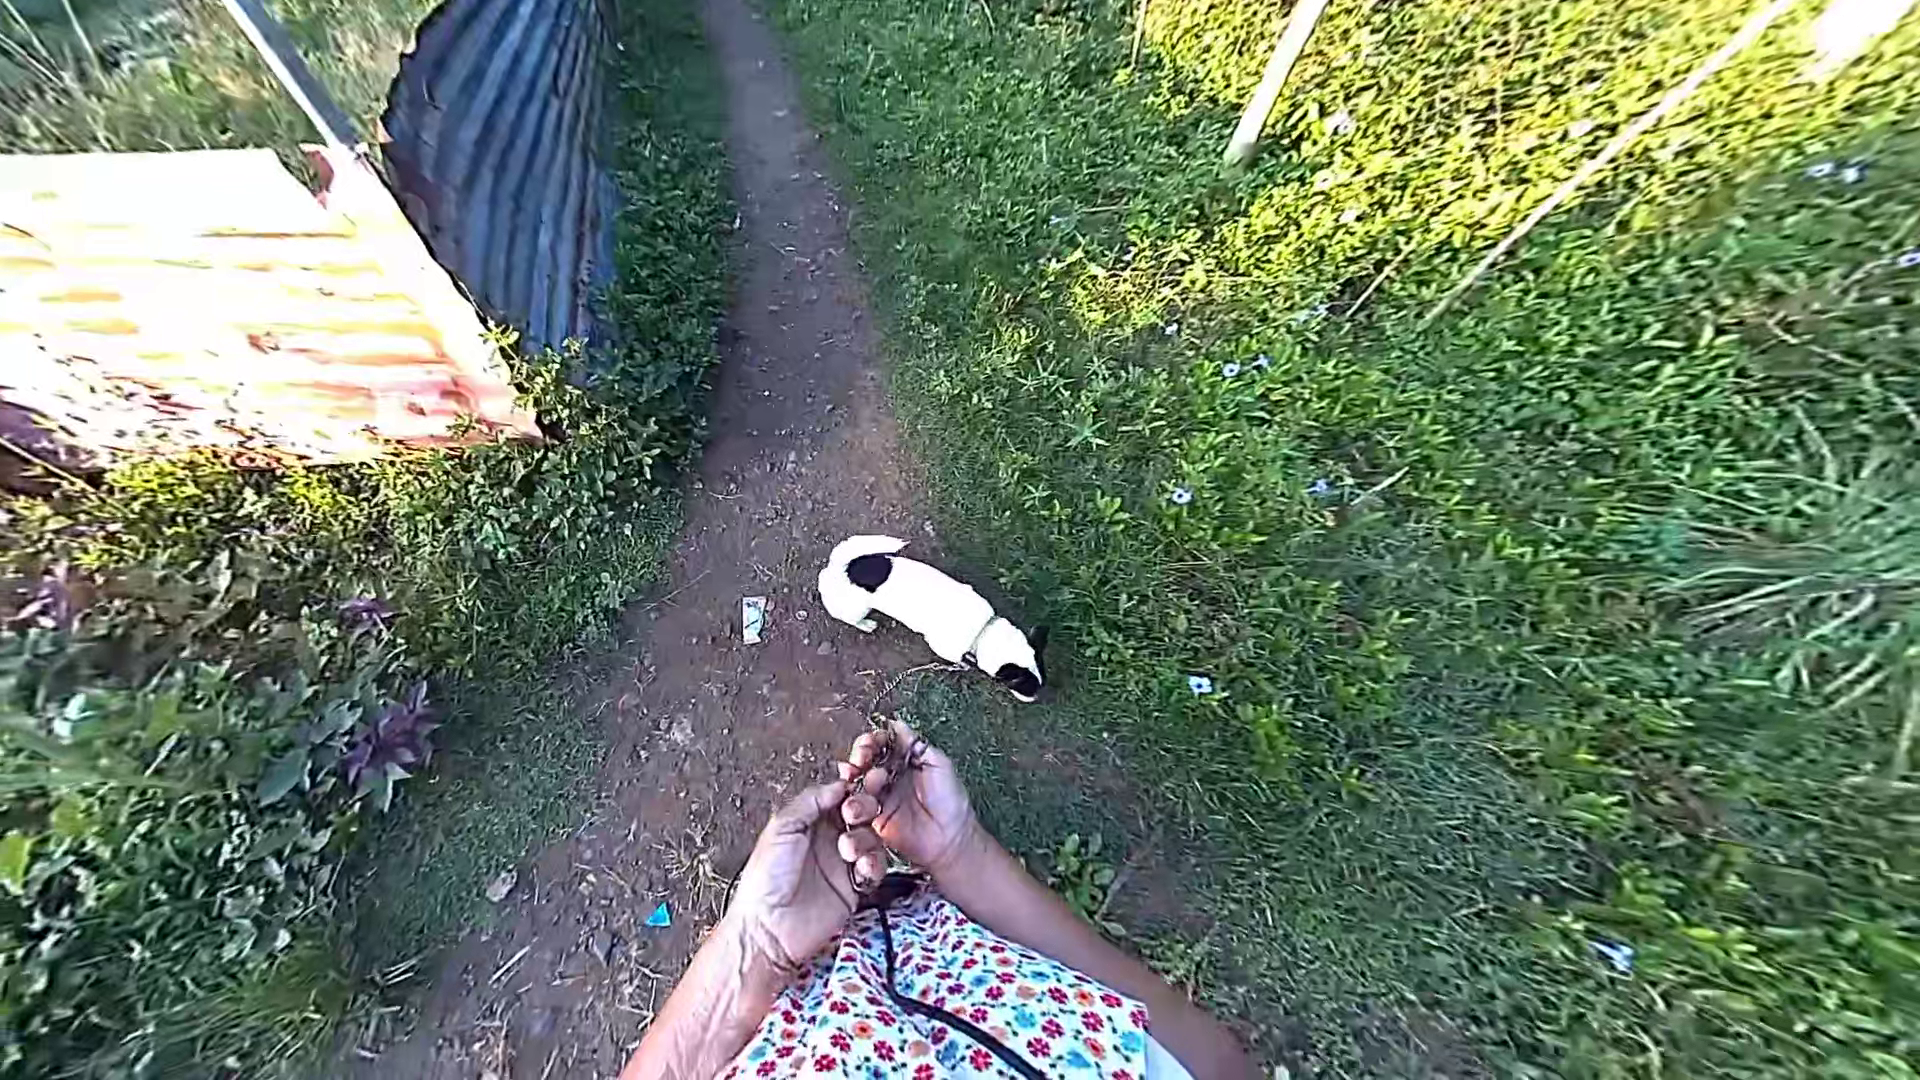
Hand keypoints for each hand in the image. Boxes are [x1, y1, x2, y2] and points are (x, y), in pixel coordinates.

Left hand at [724, 781, 872, 974]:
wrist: (767, 929)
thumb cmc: (765, 880)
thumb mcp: (781, 828)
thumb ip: (810, 801)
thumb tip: (838, 785)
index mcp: (812, 821)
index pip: (842, 796)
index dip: (854, 789)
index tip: (864, 782)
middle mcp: (830, 838)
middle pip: (862, 813)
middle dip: (865, 808)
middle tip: (855, 814)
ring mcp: (843, 862)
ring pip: (871, 838)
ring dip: (865, 839)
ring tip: (848, 849)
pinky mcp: (854, 887)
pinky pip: (875, 868)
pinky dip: (874, 864)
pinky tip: (861, 868)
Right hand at [837, 720, 979, 879]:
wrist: (952, 837)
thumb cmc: (950, 797)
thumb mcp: (938, 763)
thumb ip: (915, 744)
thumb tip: (895, 722)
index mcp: (900, 759)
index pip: (879, 744)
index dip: (871, 741)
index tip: (869, 743)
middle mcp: (886, 776)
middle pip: (864, 761)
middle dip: (859, 757)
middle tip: (860, 761)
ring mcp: (878, 799)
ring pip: (858, 784)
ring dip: (855, 780)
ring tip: (862, 781)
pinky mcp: (873, 821)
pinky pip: (857, 810)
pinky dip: (850, 804)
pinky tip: (850, 801)